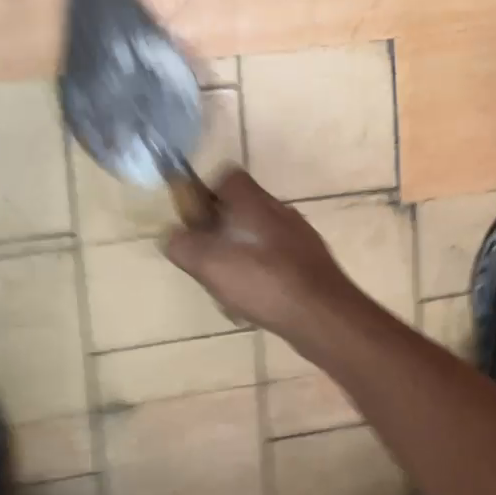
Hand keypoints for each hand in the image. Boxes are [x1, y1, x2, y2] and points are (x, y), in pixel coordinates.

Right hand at [162, 168, 364, 342]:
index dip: (208, 193)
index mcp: (256, 203)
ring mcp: (300, 239)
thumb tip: (170, 236)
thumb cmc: (265, 282)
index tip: (194, 220)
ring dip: (241, 255)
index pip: (230, 177)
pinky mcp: (312, 265)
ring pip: (260, 236)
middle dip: (221, 231)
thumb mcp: (211, 265)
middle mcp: (281, 213)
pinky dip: (262, 275)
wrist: (326, 317)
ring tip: (229, 287)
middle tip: (207, 258)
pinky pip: (278, 260)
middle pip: (243, 208)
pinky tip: (256, 302)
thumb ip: (184, 247)